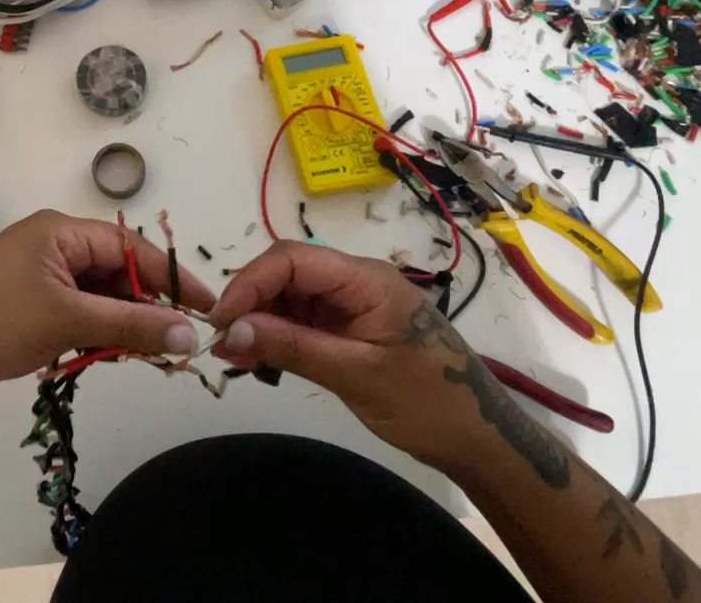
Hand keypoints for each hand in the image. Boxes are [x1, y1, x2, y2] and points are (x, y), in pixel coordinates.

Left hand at [0, 209, 214, 396]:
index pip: (128, 247)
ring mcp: (39, 271)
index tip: (206, 308)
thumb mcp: (69, 321)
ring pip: (98, 292)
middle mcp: (51, 242)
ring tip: (145, 352)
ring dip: (121, 320)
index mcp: (59, 230)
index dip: (170, 277)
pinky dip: (96, 327)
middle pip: (115, 268)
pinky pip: (78, 307)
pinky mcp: (31, 298)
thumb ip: (132, 325)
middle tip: (176, 340)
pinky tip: (108, 351)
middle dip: (145, 303)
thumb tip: (190, 334)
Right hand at [208, 240, 490, 466]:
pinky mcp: (344, 326)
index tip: (220, 318)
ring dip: (256, 321)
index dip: (250, 282)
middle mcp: (353, 281)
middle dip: (249, 301)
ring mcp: (348, 304)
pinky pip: (298, 320)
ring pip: (286, 296)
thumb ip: (292, 347)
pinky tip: (253, 357)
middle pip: (285, 273)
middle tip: (220, 340)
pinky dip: (273, 336)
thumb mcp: (357, 375)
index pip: (292, 259)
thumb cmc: (429, 402)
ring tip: (232, 355)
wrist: (480, 440)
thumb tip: (229, 330)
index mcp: (365, 279)